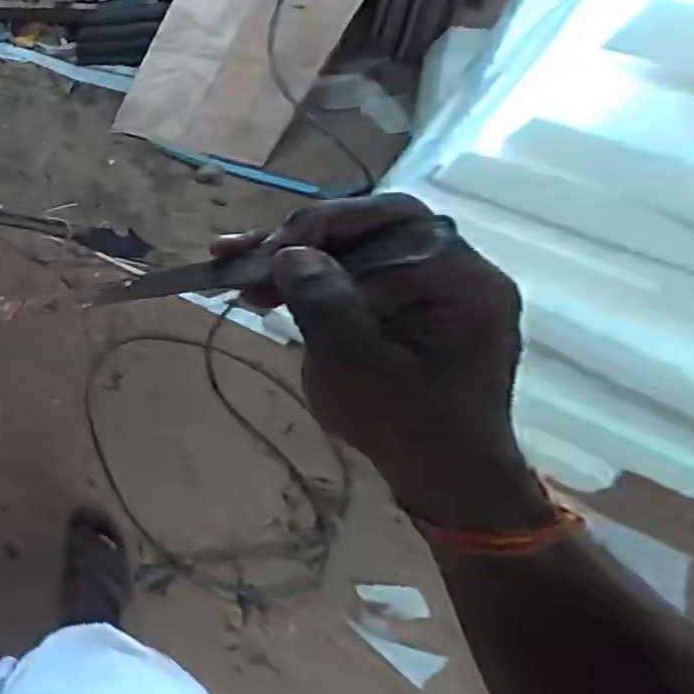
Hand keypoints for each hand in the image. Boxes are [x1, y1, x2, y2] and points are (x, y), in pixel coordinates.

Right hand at [218, 194, 551, 531]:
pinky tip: (253, 284)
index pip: (394, 220)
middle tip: (250, 256)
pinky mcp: (386, 299)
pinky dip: (294, 273)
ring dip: (286, 252)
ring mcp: (415, 284)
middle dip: (300, 235)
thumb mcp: (358, 368)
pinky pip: (337, 269)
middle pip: (364, 224)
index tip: (276, 252)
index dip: (329, 224)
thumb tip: (288, 254)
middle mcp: (446, 270)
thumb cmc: (407, 426)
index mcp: (462, 280)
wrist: (436, 473)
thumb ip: (327, 306)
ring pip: (343, 244)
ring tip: (231, 264)